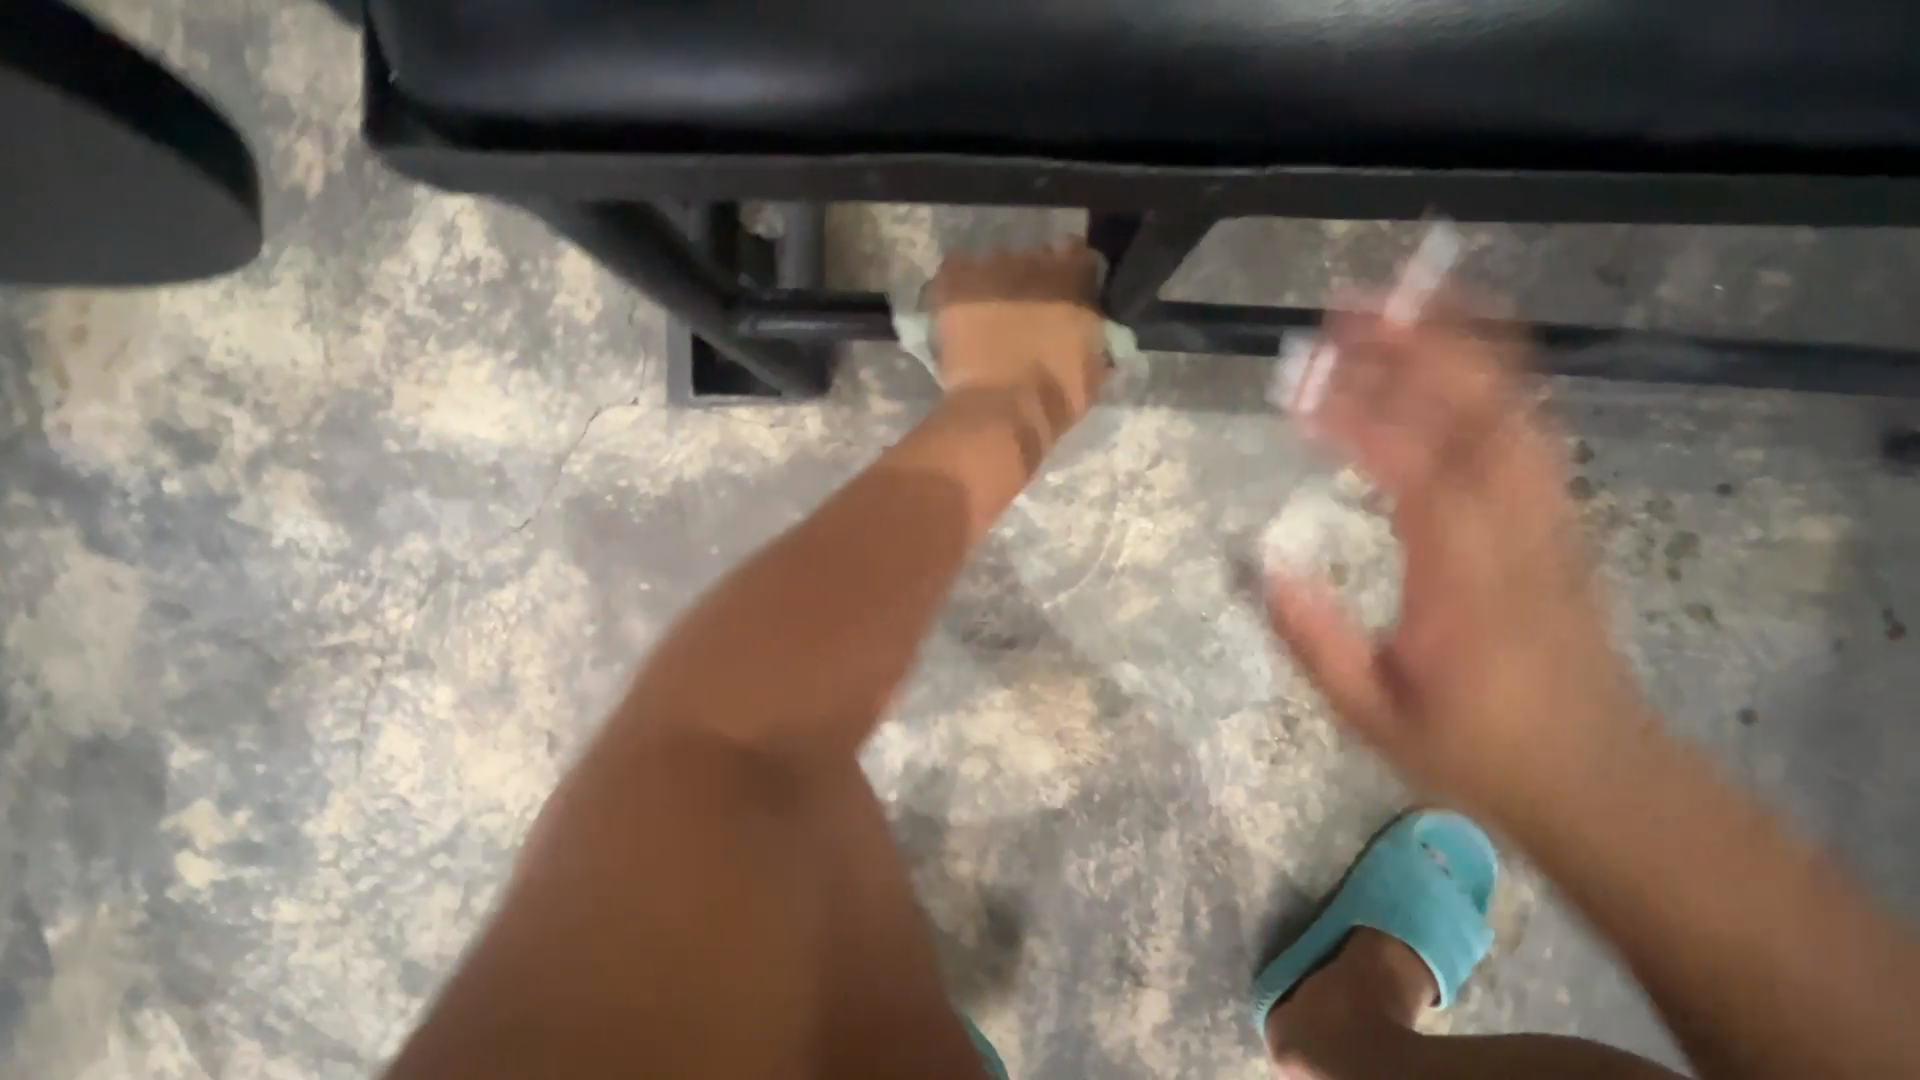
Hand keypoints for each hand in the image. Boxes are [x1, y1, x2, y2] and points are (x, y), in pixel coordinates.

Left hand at [929, 238, 1106, 439]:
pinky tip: (958, 313)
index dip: (1070, 275)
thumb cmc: (1056, 395)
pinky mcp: (954, 282)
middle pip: (1034, 258)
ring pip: (993, 264)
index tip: (1065, 295)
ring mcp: (991, 267)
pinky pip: (955, 271)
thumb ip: (1092, 334)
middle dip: (1031, 280)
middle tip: (1024, 312)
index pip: (1077, 255)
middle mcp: (1034, 260)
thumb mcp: (1094, 365)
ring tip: (986, 315)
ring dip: (993, 284)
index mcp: (1075, 277)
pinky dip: (956, 288)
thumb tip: (1087, 329)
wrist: (1003, 408)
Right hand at [1264, 301, 1653, 828]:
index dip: (1356, 421)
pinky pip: (1530, 431)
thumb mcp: (1373, 714)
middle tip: (1349, 307)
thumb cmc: (1476, 748)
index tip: (1296, 389)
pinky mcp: (1560, 518)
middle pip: (1479, 418)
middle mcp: (1518, 534)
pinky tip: (1456, 355)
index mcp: (1466, 584)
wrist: (1600, 777)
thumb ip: (1313, 638)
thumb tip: (1258, 559)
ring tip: (1401, 304)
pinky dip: (1496, 377)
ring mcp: (1551, 519)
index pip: (1413, 477)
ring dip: (1460, 347)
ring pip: (1514, 412)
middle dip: (1417, 350)